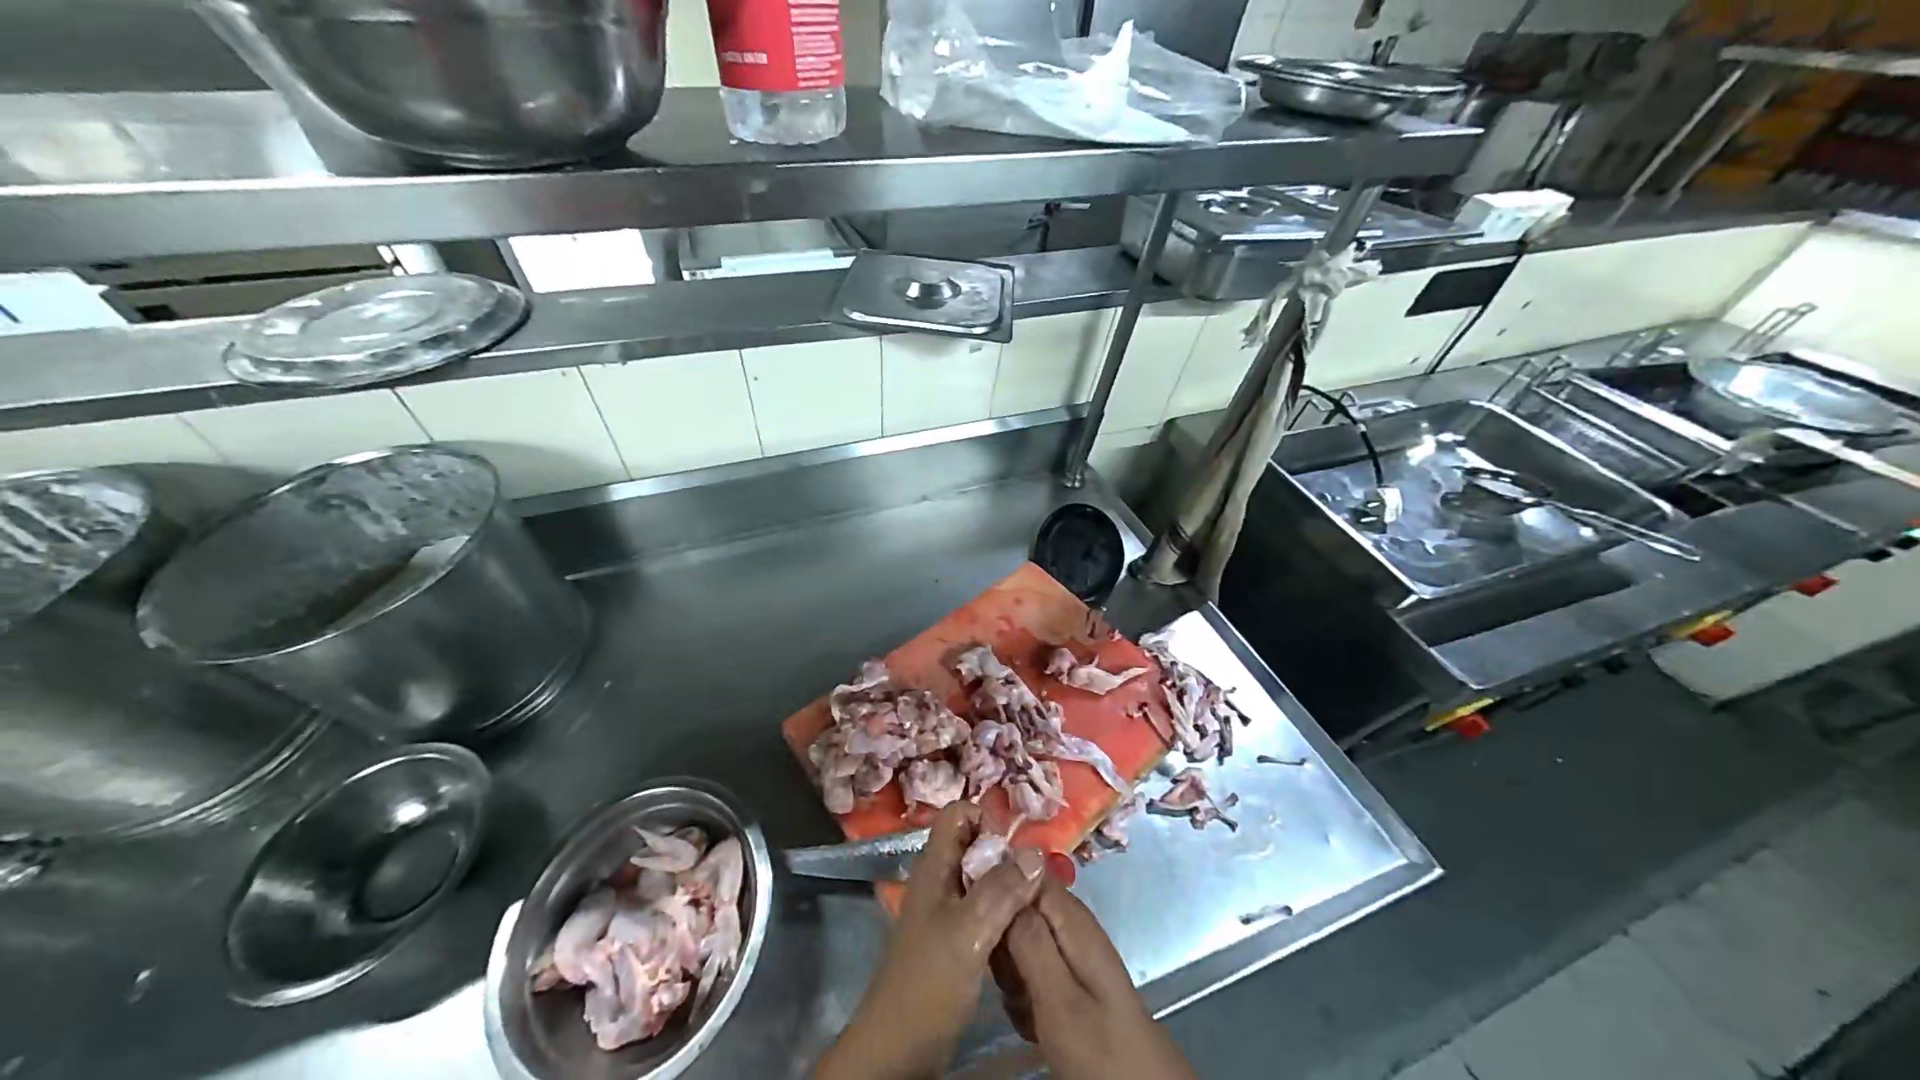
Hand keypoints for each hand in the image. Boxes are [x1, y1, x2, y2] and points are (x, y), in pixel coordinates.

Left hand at [815, 803, 1046, 1079]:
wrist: (900, 1046)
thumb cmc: (929, 981)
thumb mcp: (968, 932)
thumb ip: (1000, 890)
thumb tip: (1036, 851)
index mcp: (934, 868)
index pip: (958, 815)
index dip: (988, 817)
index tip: (1021, 842)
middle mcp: (941, 881)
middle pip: (975, 844)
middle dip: (1008, 851)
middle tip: (1044, 871)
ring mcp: (948, 910)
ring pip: (984, 877)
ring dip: (1012, 881)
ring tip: (1043, 895)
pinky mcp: (958, 938)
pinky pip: (987, 907)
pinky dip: (1008, 907)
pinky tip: (1029, 923)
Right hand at [995, 878, 1199, 1079]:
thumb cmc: (1101, 1045)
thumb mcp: (1058, 996)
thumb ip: (1030, 941)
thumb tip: (1005, 883)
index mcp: (1070, 917)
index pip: (1023, 870)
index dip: (996, 886)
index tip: (977, 918)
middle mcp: (1069, 925)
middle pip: (1017, 908)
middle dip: (1003, 941)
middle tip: (1008, 979)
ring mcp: (1068, 952)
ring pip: (1019, 942)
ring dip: (1012, 973)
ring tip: (1021, 1003)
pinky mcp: (1066, 978)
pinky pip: (1030, 970)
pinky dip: (1024, 994)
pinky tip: (1031, 1018)